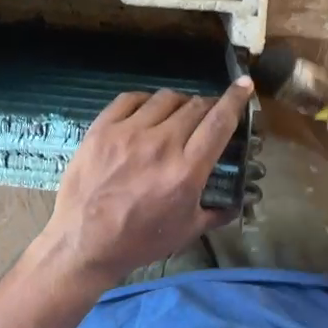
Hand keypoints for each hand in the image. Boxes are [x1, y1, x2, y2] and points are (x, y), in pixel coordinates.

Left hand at [35, 81, 253, 283]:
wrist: (83, 242)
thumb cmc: (138, 241)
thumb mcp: (187, 231)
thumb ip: (217, 212)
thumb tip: (238, 202)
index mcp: (186, 170)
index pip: (219, 122)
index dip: (235, 99)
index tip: (244, 85)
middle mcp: (161, 144)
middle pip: (195, 106)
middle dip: (208, 105)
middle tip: (208, 113)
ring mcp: (128, 133)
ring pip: (165, 98)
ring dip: (179, 103)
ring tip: (178, 114)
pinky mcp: (102, 128)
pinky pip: (130, 99)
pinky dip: (146, 100)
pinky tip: (148, 110)